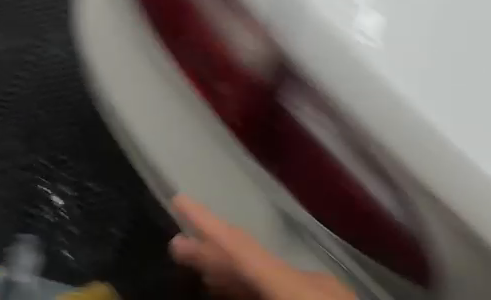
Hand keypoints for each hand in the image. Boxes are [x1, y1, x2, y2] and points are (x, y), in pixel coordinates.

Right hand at [168, 197, 356, 299]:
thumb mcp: (290, 299)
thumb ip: (248, 296)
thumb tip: (217, 283)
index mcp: (302, 292)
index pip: (246, 252)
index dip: (209, 226)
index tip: (179, 200)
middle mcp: (314, 289)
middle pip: (255, 264)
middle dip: (214, 256)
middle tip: (177, 247)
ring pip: (271, 281)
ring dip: (235, 277)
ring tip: (202, 273)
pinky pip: (286, 294)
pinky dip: (258, 294)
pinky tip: (242, 297)